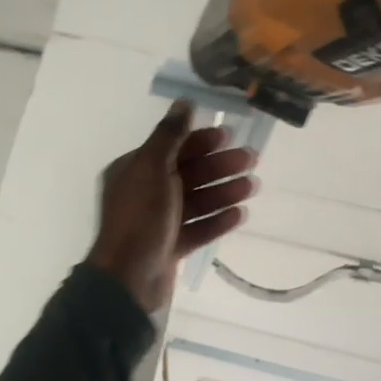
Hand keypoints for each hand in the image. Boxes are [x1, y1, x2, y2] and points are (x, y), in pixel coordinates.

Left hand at [87, 100, 258, 311]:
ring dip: (223, 191)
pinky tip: (240, 214)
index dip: (200, 141)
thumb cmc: (139, 217)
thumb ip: (169, 135)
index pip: (171, 148)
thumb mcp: (152, 168)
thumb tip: (183, 102)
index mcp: (132, 171)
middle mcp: (142, 193)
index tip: (229, 136)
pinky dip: (217, 220)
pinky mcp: (169, 247)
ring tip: (253, 187)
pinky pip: (196, 228)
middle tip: (251, 160)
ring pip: (195, 201)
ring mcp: (156, 223)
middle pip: (186, 173)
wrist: (128, 278)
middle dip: (218, 166)